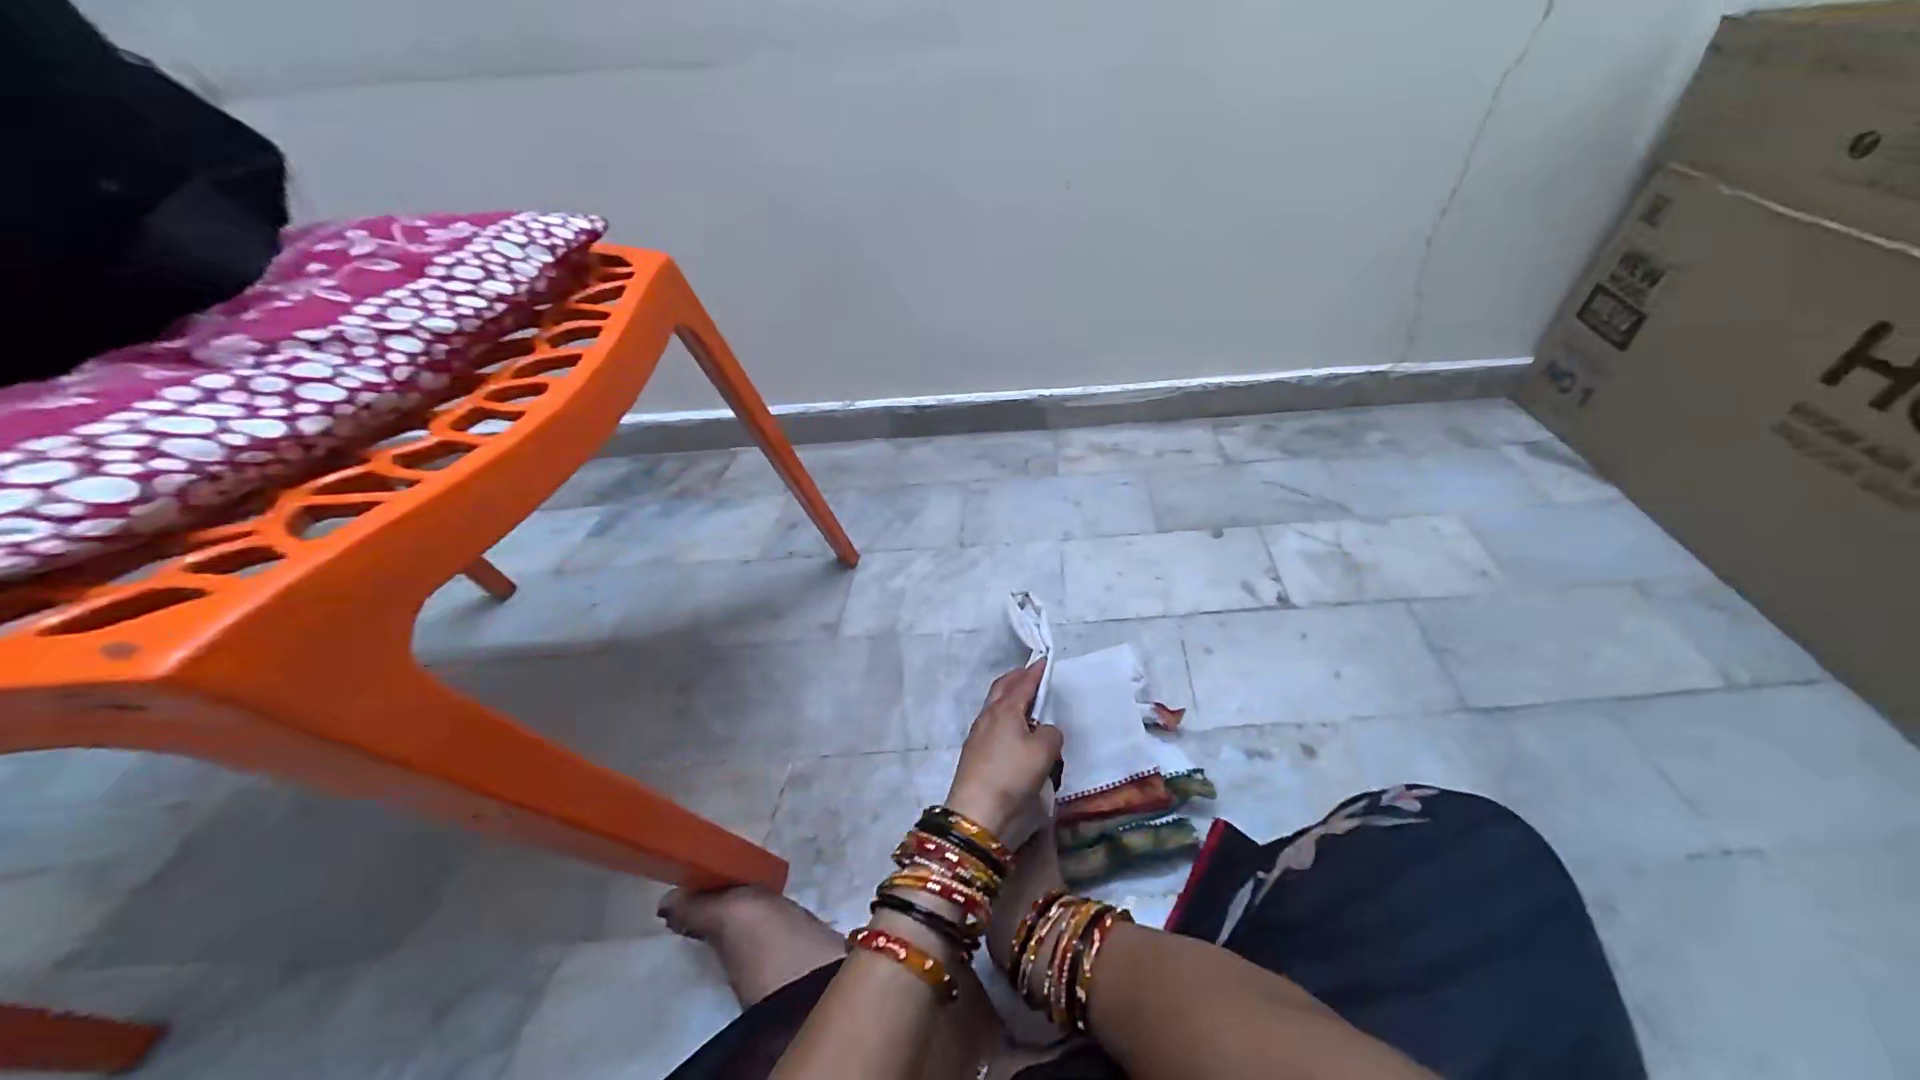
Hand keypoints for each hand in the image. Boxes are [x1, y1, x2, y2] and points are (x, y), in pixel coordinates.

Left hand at [944, 660, 1062, 839]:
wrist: (977, 813)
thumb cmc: (1013, 775)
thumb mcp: (1045, 752)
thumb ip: (1050, 733)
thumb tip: (1044, 731)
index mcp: (1004, 709)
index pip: (1022, 683)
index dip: (1035, 672)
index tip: (1045, 661)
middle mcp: (988, 717)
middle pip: (1001, 689)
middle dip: (1016, 678)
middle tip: (1031, 674)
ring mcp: (978, 736)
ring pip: (995, 707)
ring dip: (1009, 698)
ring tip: (1025, 701)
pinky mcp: (975, 754)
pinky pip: (993, 725)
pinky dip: (1005, 718)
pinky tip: (1014, 729)